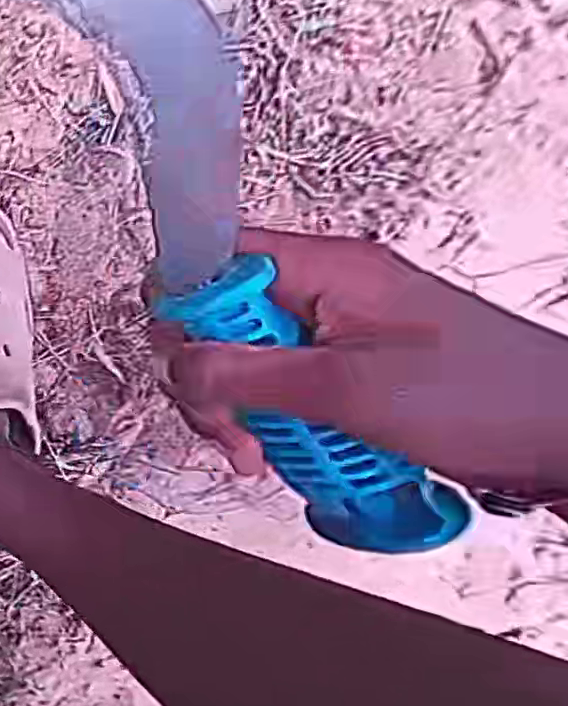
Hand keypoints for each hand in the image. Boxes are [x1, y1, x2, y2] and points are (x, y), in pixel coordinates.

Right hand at [155, 228, 567, 492]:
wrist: (563, 442)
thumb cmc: (492, 400)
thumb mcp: (345, 388)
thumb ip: (242, 372)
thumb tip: (176, 362)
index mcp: (324, 271)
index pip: (208, 261)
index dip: (180, 306)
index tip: (190, 354)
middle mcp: (312, 292)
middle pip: (201, 322)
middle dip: (199, 377)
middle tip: (226, 416)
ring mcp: (311, 331)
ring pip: (216, 361)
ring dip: (218, 407)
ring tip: (252, 441)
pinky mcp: (313, 365)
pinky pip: (245, 385)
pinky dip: (242, 419)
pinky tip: (264, 444)